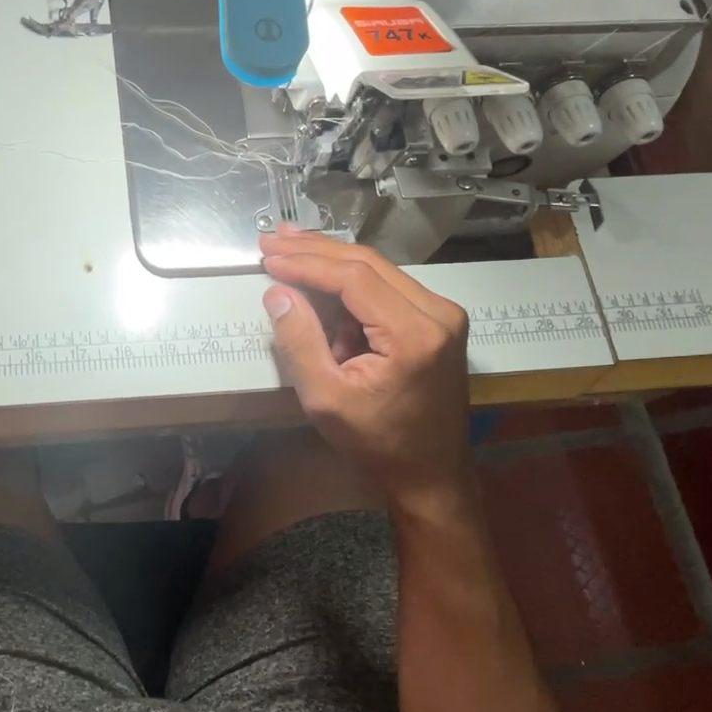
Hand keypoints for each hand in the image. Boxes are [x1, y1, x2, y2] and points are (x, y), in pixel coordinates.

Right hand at [259, 226, 471, 513]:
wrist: (431, 472)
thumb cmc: (376, 443)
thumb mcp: (325, 399)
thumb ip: (300, 342)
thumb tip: (278, 293)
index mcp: (414, 334)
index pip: (354, 278)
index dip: (307, 263)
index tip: (268, 256)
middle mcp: (438, 313)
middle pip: (368, 262)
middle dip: (315, 250)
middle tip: (271, 238)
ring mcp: (443, 314)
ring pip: (378, 269)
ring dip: (331, 259)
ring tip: (288, 248)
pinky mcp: (438, 321)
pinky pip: (388, 286)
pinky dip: (350, 281)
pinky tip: (318, 278)